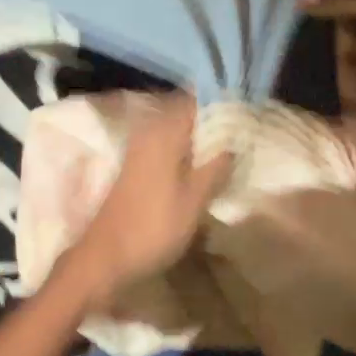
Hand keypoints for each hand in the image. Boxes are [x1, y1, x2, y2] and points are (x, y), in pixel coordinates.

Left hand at [64, 92, 232, 300]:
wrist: (107, 257)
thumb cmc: (154, 227)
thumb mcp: (195, 198)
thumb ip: (216, 165)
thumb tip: (235, 140)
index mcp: (164, 131)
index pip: (196, 98)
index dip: (223, 101)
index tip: (248, 110)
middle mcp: (149, 132)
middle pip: (186, 112)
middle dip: (214, 118)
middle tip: (245, 131)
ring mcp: (140, 150)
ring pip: (178, 130)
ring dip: (202, 136)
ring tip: (230, 150)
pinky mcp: (137, 168)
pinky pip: (169, 146)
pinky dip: (188, 151)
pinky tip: (205, 167)